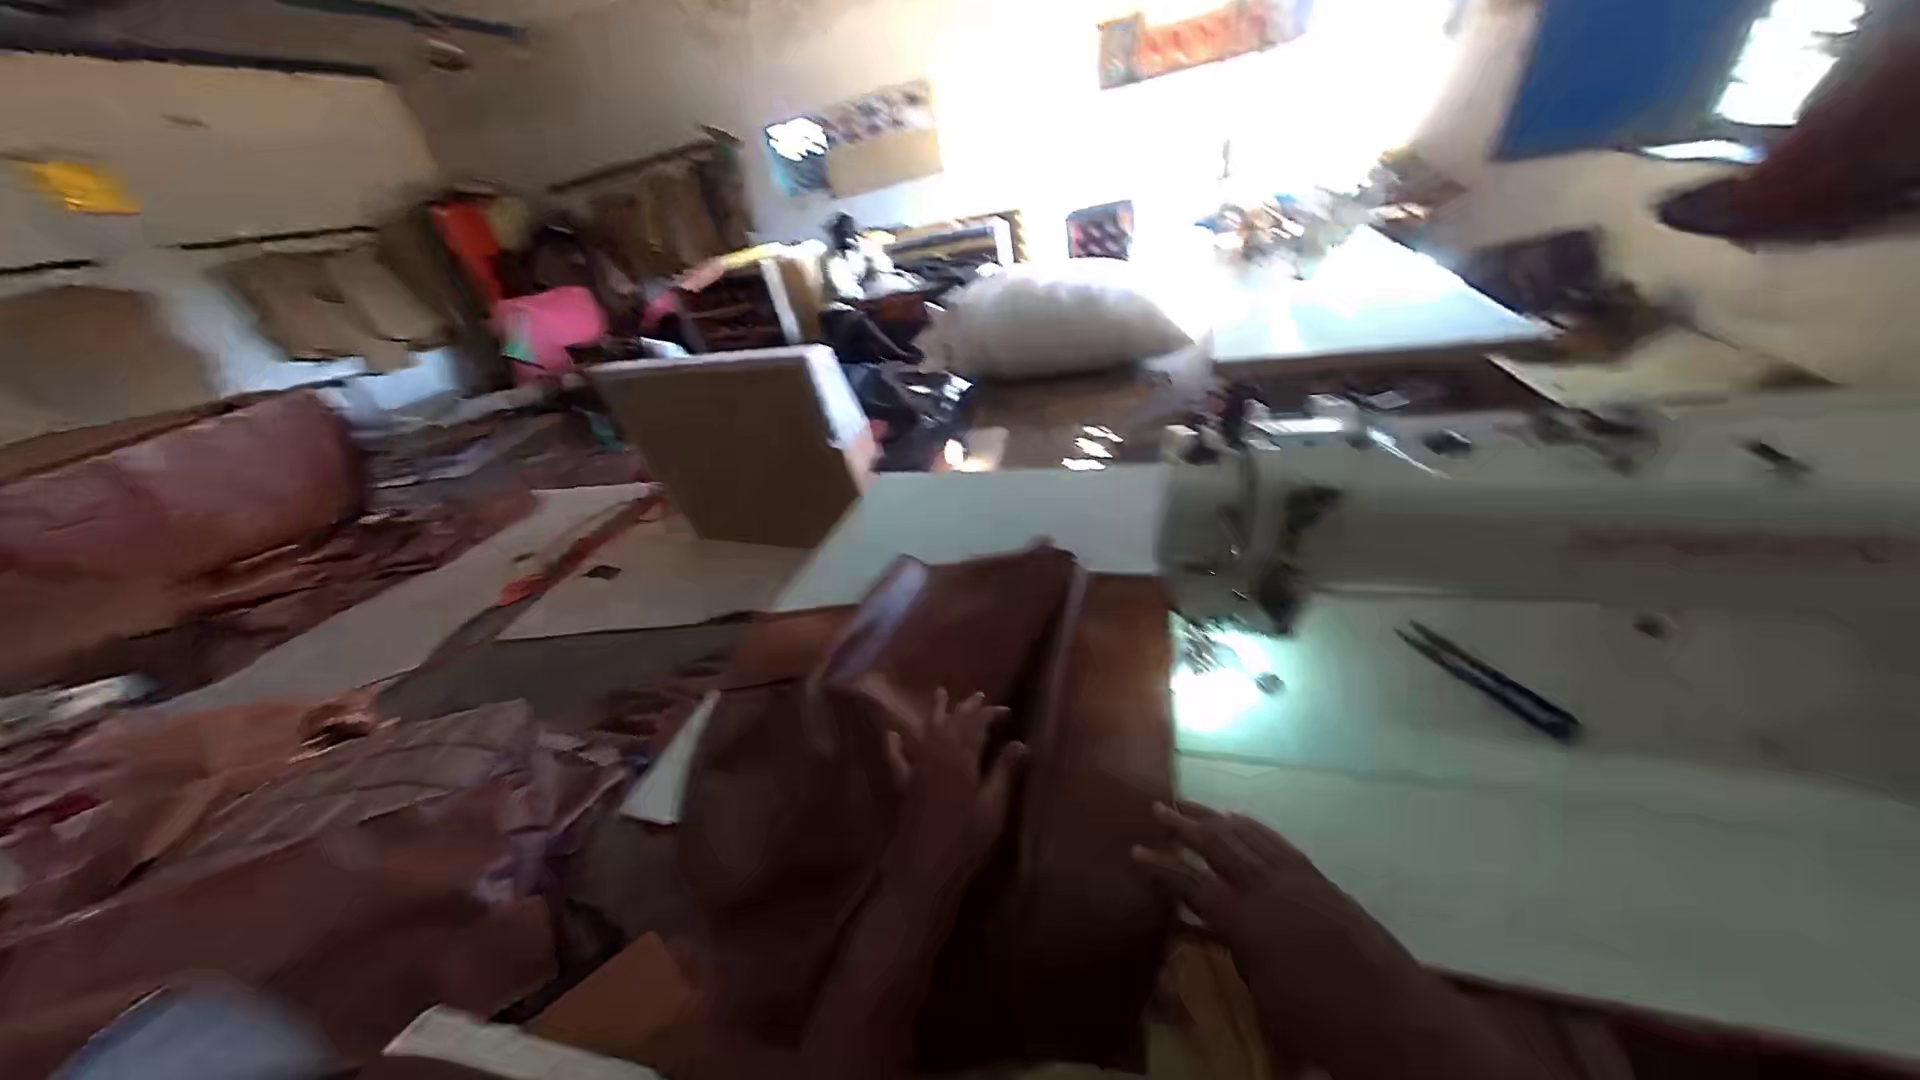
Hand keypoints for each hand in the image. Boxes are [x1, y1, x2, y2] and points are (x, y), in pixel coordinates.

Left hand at [883, 688, 1026, 890]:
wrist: (925, 869)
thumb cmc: (967, 841)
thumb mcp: (994, 807)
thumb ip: (1004, 772)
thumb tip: (1020, 744)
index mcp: (963, 759)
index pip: (978, 726)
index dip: (991, 715)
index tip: (1006, 711)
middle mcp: (938, 756)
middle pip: (953, 723)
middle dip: (966, 707)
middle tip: (979, 696)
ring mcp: (917, 768)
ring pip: (927, 731)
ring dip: (935, 711)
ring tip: (940, 693)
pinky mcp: (903, 785)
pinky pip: (896, 758)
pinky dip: (894, 744)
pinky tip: (892, 734)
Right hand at [1134, 803, 1426, 1033]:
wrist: (1403, 1025)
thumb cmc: (1327, 1026)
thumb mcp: (1269, 1003)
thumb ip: (1243, 959)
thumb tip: (1232, 938)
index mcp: (1247, 922)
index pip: (1192, 884)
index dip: (1161, 866)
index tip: (1135, 851)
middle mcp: (1268, 889)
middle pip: (1217, 845)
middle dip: (1184, 825)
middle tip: (1159, 808)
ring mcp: (1297, 879)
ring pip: (1247, 836)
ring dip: (1215, 818)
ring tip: (1192, 804)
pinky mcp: (1321, 881)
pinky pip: (1279, 843)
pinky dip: (1255, 827)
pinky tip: (1242, 819)